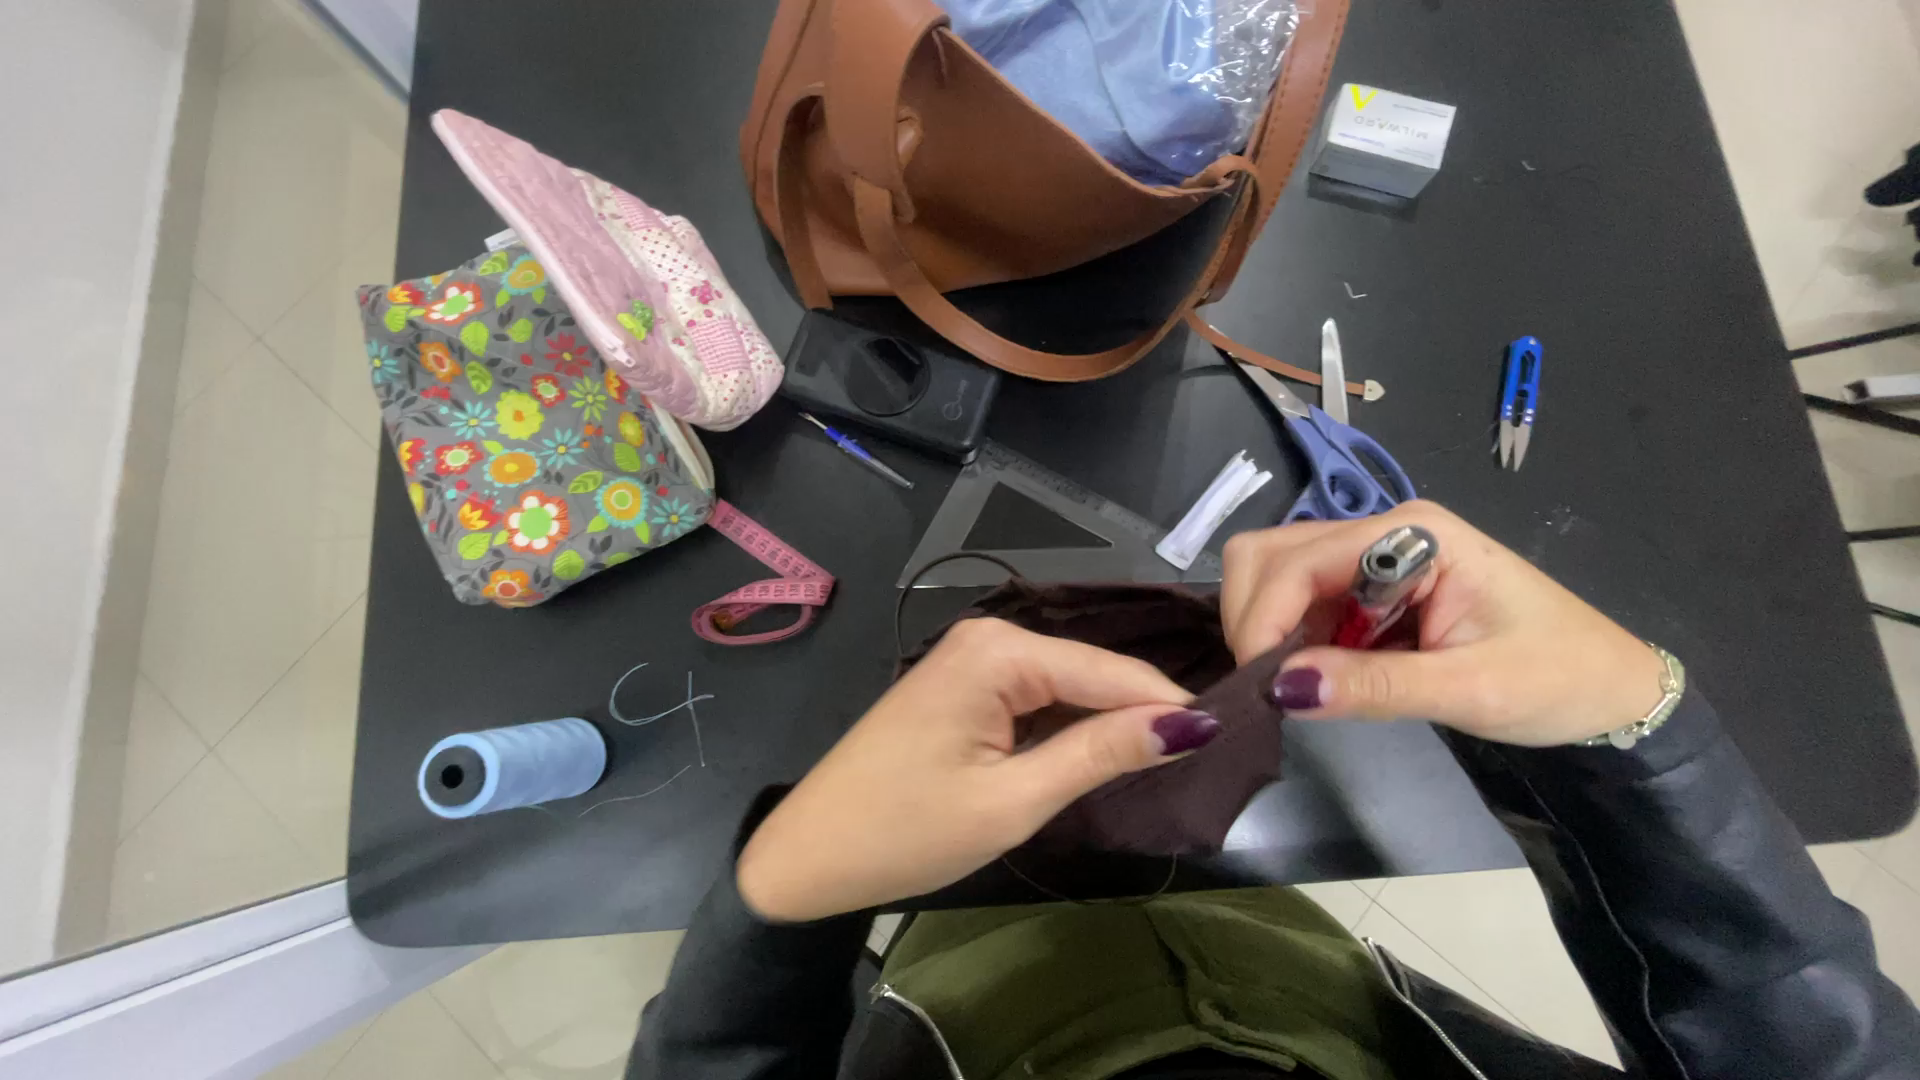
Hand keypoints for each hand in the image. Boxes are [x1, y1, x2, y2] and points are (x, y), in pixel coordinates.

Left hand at [736, 618, 1212, 921]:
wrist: (811, 853)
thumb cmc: (906, 831)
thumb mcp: (1013, 800)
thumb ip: (1100, 754)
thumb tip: (1188, 725)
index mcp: (998, 651)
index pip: (1110, 670)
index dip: (1171, 705)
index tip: (1232, 736)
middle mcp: (987, 636)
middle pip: (1089, 670)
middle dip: (1142, 710)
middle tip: (1209, 752)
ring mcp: (972, 658)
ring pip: (1065, 683)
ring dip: (1108, 719)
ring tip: (1173, 753)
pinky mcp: (964, 684)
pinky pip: (1035, 694)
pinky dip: (1070, 723)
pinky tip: (1106, 748)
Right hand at [1220, 501, 1667, 746]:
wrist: (1610, 692)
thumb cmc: (1559, 680)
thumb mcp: (1473, 689)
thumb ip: (1376, 687)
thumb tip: (1281, 689)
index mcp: (1413, 536)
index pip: (1301, 559)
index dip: (1263, 615)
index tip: (1259, 682)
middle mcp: (1381, 533)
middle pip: (1270, 552)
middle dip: (1252, 614)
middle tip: (1267, 680)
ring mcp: (1370, 557)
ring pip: (1272, 572)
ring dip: (1266, 625)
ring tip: (1292, 679)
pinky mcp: (1364, 587)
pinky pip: (1297, 601)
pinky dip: (1285, 635)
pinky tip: (1312, 670)